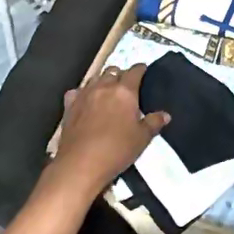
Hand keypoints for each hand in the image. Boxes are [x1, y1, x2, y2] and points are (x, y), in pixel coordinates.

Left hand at [50, 65, 169, 192]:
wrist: (81, 163)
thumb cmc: (117, 149)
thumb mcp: (142, 138)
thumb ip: (154, 123)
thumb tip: (165, 115)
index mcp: (124, 92)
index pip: (134, 71)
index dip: (140, 69)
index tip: (144, 70)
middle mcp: (103, 87)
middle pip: (113, 71)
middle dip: (120, 74)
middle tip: (126, 85)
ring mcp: (84, 95)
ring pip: (94, 78)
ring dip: (102, 81)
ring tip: (107, 91)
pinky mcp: (69, 106)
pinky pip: (77, 91)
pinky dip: (83, 92)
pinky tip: (85, 100)